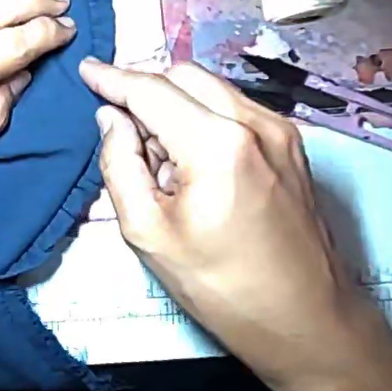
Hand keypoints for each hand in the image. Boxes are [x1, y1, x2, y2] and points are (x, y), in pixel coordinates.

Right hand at [79, 58, 391, 390]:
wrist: (305, 319)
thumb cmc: (222, 287)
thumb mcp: (149, 234)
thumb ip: (120, 165)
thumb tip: (111, 118)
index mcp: (217, 144)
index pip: (152, 90)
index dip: (112, 77)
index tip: (87, 71)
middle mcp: (255, 121)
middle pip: (184, 75)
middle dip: (147, 91)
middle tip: (127, 136)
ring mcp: (280, 129)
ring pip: (212, 87)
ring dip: (176, 104)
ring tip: (165, 161)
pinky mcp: (292, 143)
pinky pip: (235, 108)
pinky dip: (205, 117)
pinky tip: (199, 164)